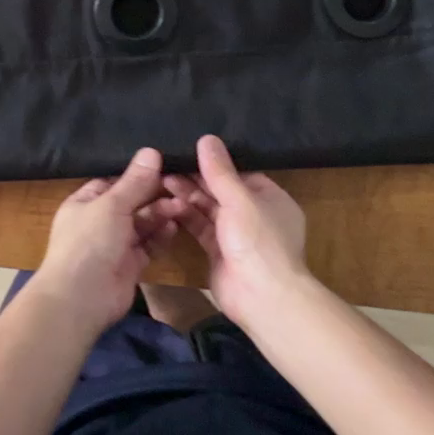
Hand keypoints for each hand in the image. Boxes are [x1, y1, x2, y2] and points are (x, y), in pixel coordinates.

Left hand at [30, 147, 183, 336]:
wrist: (81, 298)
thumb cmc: (89, 242)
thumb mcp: (112, 205)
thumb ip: (134, 182)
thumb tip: (151, 151)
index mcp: (85, 202)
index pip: (113, 181)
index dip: (136, 174)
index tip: (164, 164)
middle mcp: (99, 221)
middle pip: (131, 202)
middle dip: (154, 196)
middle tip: (180, 188)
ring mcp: (114, 244)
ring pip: (142, 224)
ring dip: (160, 215)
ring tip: (182, 208)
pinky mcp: (129, 265)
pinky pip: (148, 245)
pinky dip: (161, 237)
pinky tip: (175, 227)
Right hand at [162, 135, 312, 327]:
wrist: (262, 296)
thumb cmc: (258, 240)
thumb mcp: (239, 199)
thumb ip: (220, 171)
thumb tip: (207, 138)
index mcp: (270, 198)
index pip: (240, 173)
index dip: (215, 163)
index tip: (189, 150)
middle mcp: (255, 214)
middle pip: (221, 190)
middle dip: (196, 179)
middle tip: (168, 164)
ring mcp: (236, 235)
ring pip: (209, 209)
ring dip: (188, 196)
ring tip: (163, 180)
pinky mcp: (219, 252)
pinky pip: (201, 228)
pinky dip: (186, 216)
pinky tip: (167, 203)